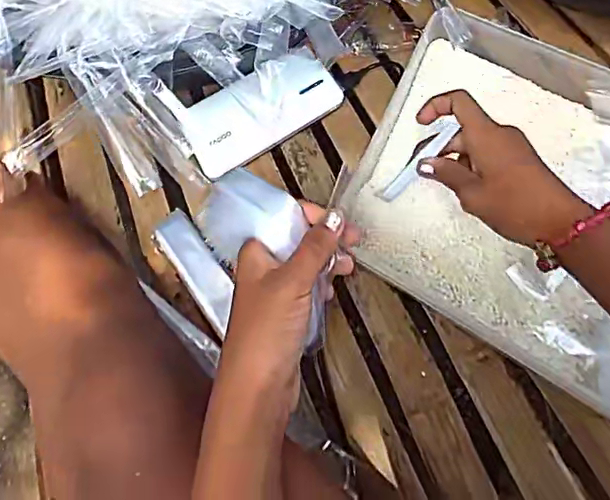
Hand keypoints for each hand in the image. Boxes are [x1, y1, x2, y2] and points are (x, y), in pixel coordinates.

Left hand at [221, 202, 354, 405]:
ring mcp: (274, 291)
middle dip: (327, 239)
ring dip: (327, 261)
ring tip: (347, 266)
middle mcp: (262, 267)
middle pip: (299, 239)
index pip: (287, 217)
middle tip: (353, 241)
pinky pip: (308, 286)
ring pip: (306, 263)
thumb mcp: (293, 282)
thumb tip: (335, 218)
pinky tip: (331, 289)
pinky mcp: (285, 313)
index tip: (341, 222)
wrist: (257, 392)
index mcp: (256, 252)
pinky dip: (322, 283)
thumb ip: (315, 247)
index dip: (316, 216)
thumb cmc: (265, 335)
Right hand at [415, 90, 592, 243]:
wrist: (561, 222)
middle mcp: (500, 133)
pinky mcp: (521, 159)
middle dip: (442, 146)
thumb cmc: (519, 206)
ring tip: (454, 188)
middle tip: (427, 168)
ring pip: (476, 142)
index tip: (422, 122)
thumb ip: (446, 174)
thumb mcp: (473, 194)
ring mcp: (513, 145)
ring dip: (459, 159)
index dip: (436, 106)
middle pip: (463, 127)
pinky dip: (476, 164)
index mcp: (486, 134)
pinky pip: (491, 152)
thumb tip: (427, 163)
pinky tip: (474, 190)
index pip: (458, 101)